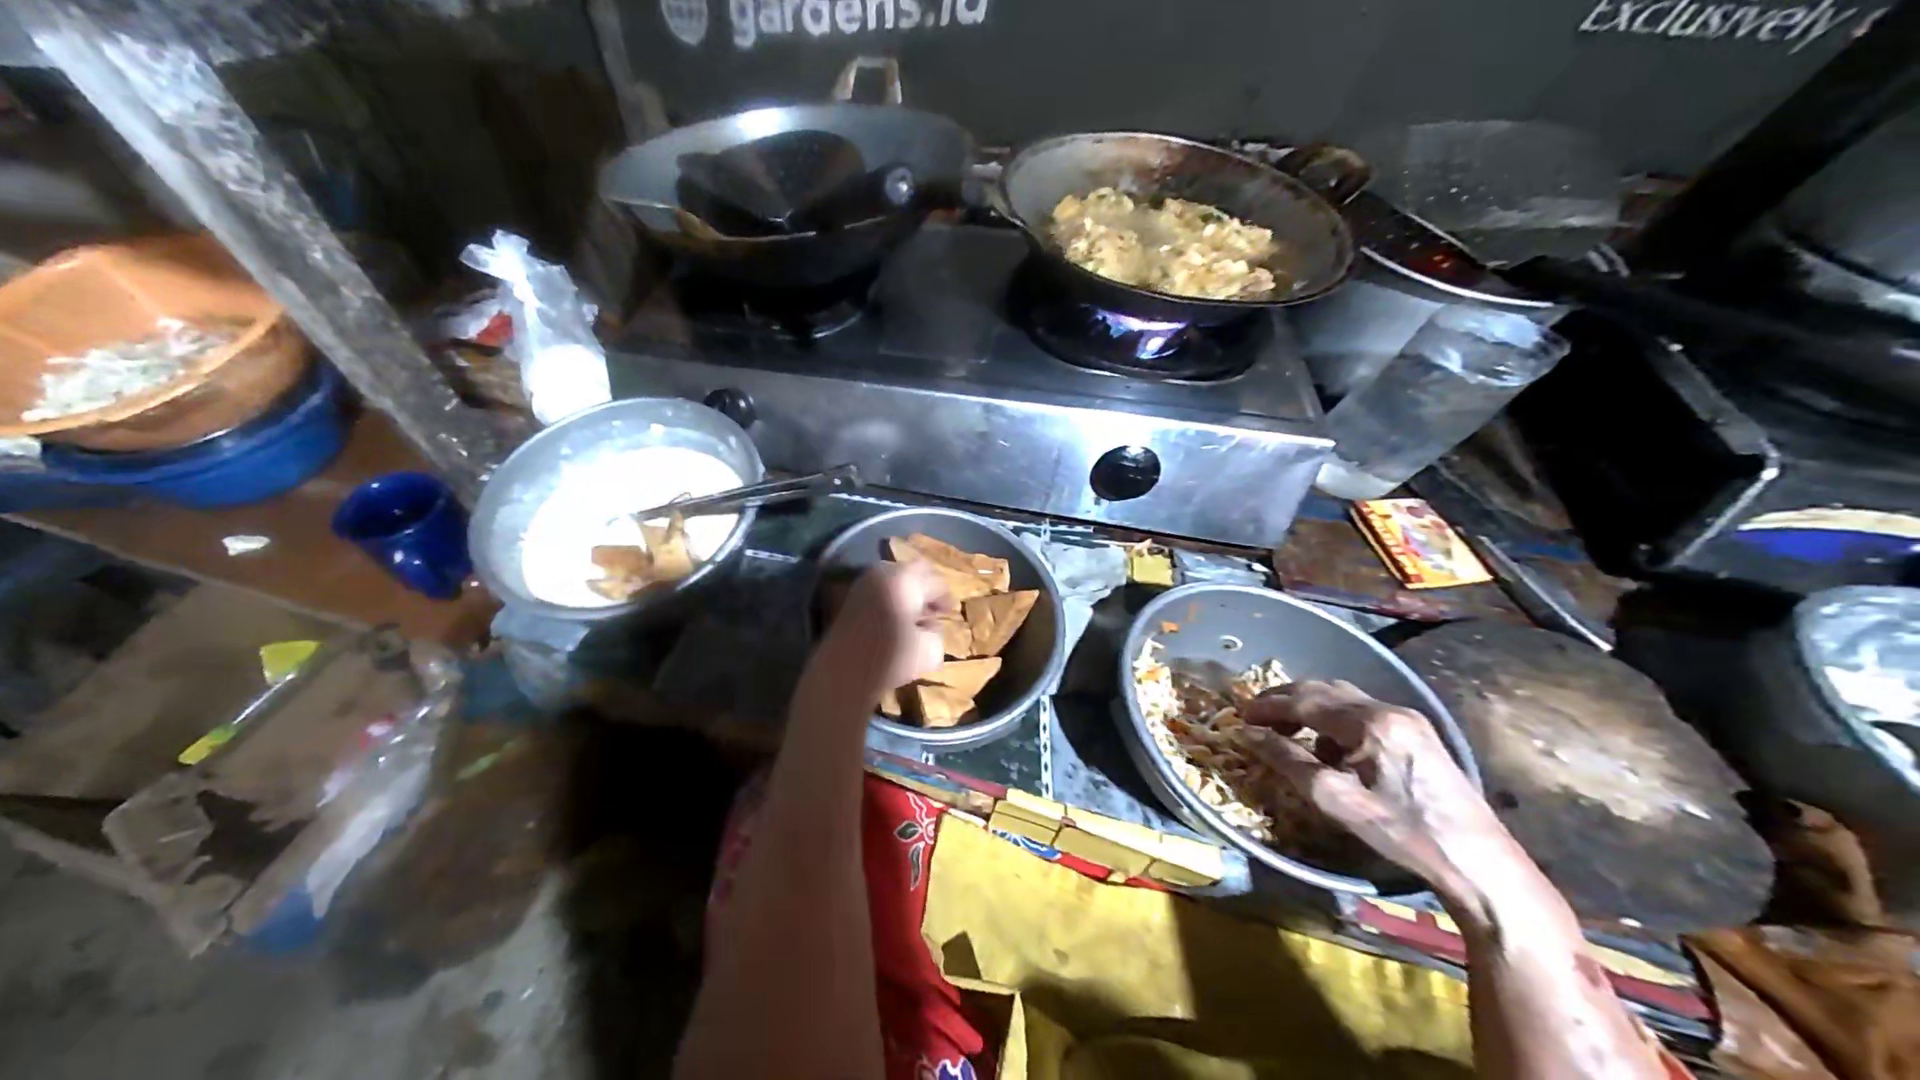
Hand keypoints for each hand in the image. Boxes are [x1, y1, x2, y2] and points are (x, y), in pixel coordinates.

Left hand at [819, 560, 952, 695]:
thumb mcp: (931, 649)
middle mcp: (882, 574)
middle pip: (911, 573)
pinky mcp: (849, 601)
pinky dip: (891, 601)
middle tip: (935, 610)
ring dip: (908, 595)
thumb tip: (930, 626)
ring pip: (893, 582)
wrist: (842, 673)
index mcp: (904, 579)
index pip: (934, 579)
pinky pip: (879, 592)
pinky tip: (896, 622)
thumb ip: (937, 632)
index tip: (951, 611)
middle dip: (926, 590)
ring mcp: (862, 585)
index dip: (945, 596)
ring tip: (916, 619)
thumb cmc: (891, 657)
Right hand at [1242, 680, 1514, 897]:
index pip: (1304, 700)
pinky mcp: (1418, 732)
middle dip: (1285, 700)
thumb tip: (1247, 734)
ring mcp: (1407, 718)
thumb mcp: (1335, 799)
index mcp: (1370, 721)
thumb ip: (1287, 759)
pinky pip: (1362, 711)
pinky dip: (1333, 719)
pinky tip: (1326, 746)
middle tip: (1256, 718)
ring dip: (1308, 707)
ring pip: (1343, 697)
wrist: (1479, 863)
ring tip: (1285, 730)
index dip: (1267, 706)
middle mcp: (1389, 708)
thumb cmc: (1402, 832)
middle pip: (1323, 690)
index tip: (1239, 716)